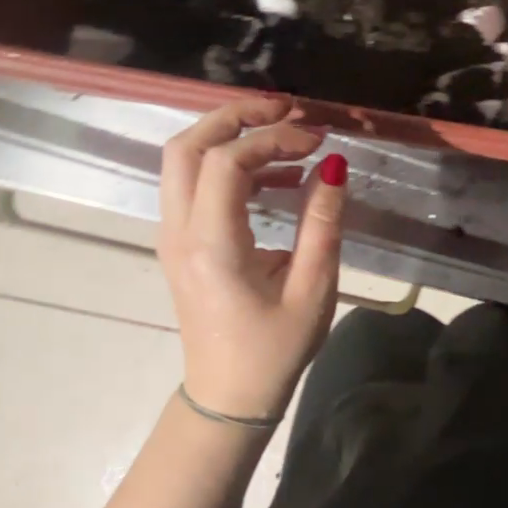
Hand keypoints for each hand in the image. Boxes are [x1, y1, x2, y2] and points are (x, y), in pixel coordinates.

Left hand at [157, 97, 347, 420]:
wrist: (228, 396)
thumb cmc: (275, 346)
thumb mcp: (313, 286)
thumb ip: (323, 221)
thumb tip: (334, 164)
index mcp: (211, 244)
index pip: (226, 161)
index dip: (273, 138)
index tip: (319, 142)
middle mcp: (179, 231)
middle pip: (187, 146)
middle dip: (237, 116)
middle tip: (289, 111)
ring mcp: (173, 235)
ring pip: (184, 159)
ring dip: (232, 136)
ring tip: (290, 139)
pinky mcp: (181, 242)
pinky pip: (194, 183)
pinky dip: (231, 163)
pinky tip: (278, 176)